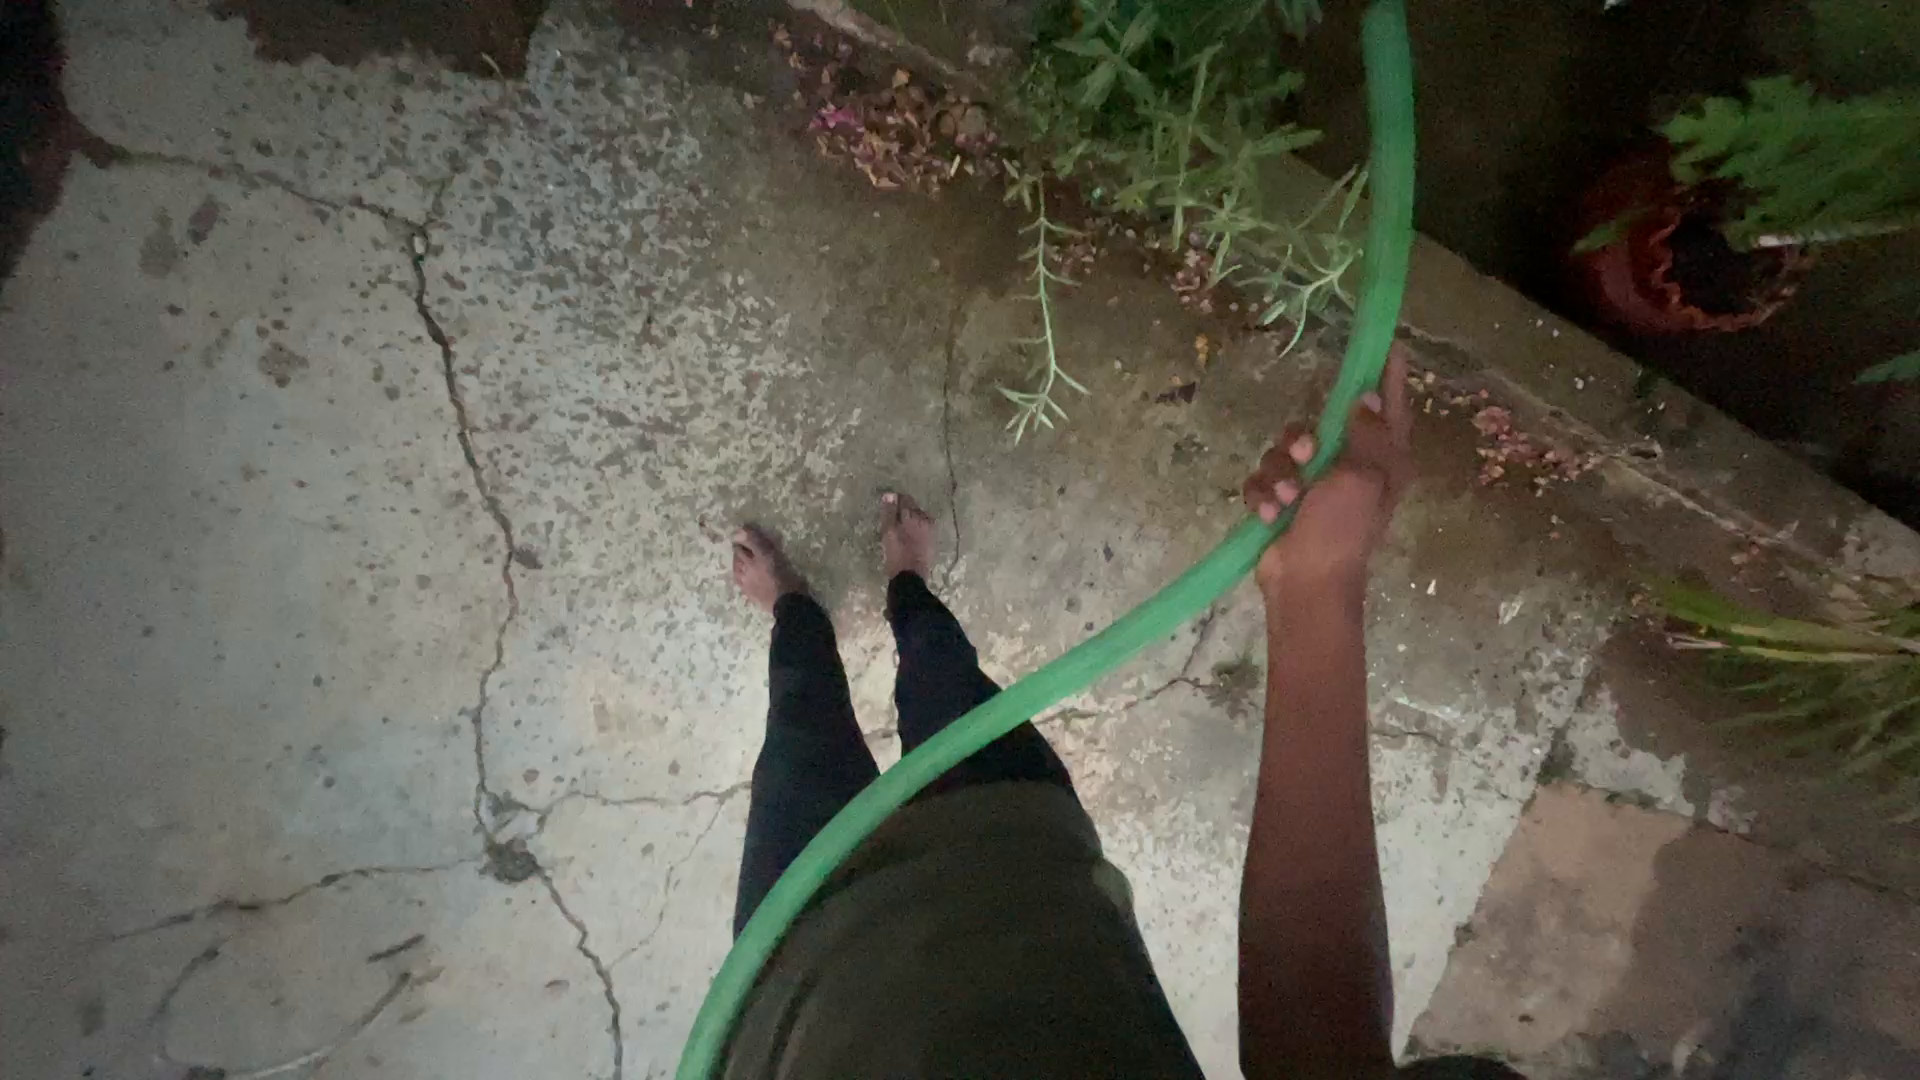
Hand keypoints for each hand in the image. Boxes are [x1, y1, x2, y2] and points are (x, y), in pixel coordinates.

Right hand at [1241, 345, 1411, 599]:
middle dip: (1301, 439)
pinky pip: (1262, 478)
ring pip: (1282, 451)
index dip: (1387, 373)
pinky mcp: (1281, 500)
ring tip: (1285, 500)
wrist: (1306, 580)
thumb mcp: (1362, 476)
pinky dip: (1262, 494)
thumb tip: (1364, 396)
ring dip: (1278, 474)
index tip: (1386, 342)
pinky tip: (1269, 513)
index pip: (1388, 404)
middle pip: (1318, 423)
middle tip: (1305, 453)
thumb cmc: (1343, 530)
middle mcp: (1348, 465)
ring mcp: (1312, 484)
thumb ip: (1364, 433)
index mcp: (1383, 458)